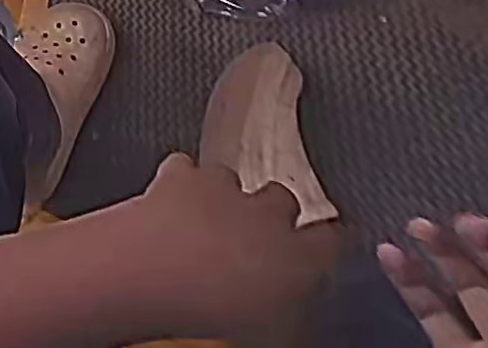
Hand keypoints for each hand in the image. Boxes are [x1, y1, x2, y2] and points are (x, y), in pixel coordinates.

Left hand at [116, 152, 341, 344]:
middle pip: (283, 196)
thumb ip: (283, 297)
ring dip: (222, 190)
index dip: (324, 238)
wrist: (157, 272)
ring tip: (207, 211)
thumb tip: (279, 298)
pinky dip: (180, 176)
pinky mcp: (181, 171)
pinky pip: (184, 165)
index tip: (320, 240)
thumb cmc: (211, 309)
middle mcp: (265, 216)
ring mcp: (222, 188)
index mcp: (298, 258)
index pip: (330, 240)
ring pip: (231, 175)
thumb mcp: (268, 322)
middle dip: (271, 207)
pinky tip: (173, 193)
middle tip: (254, 226)